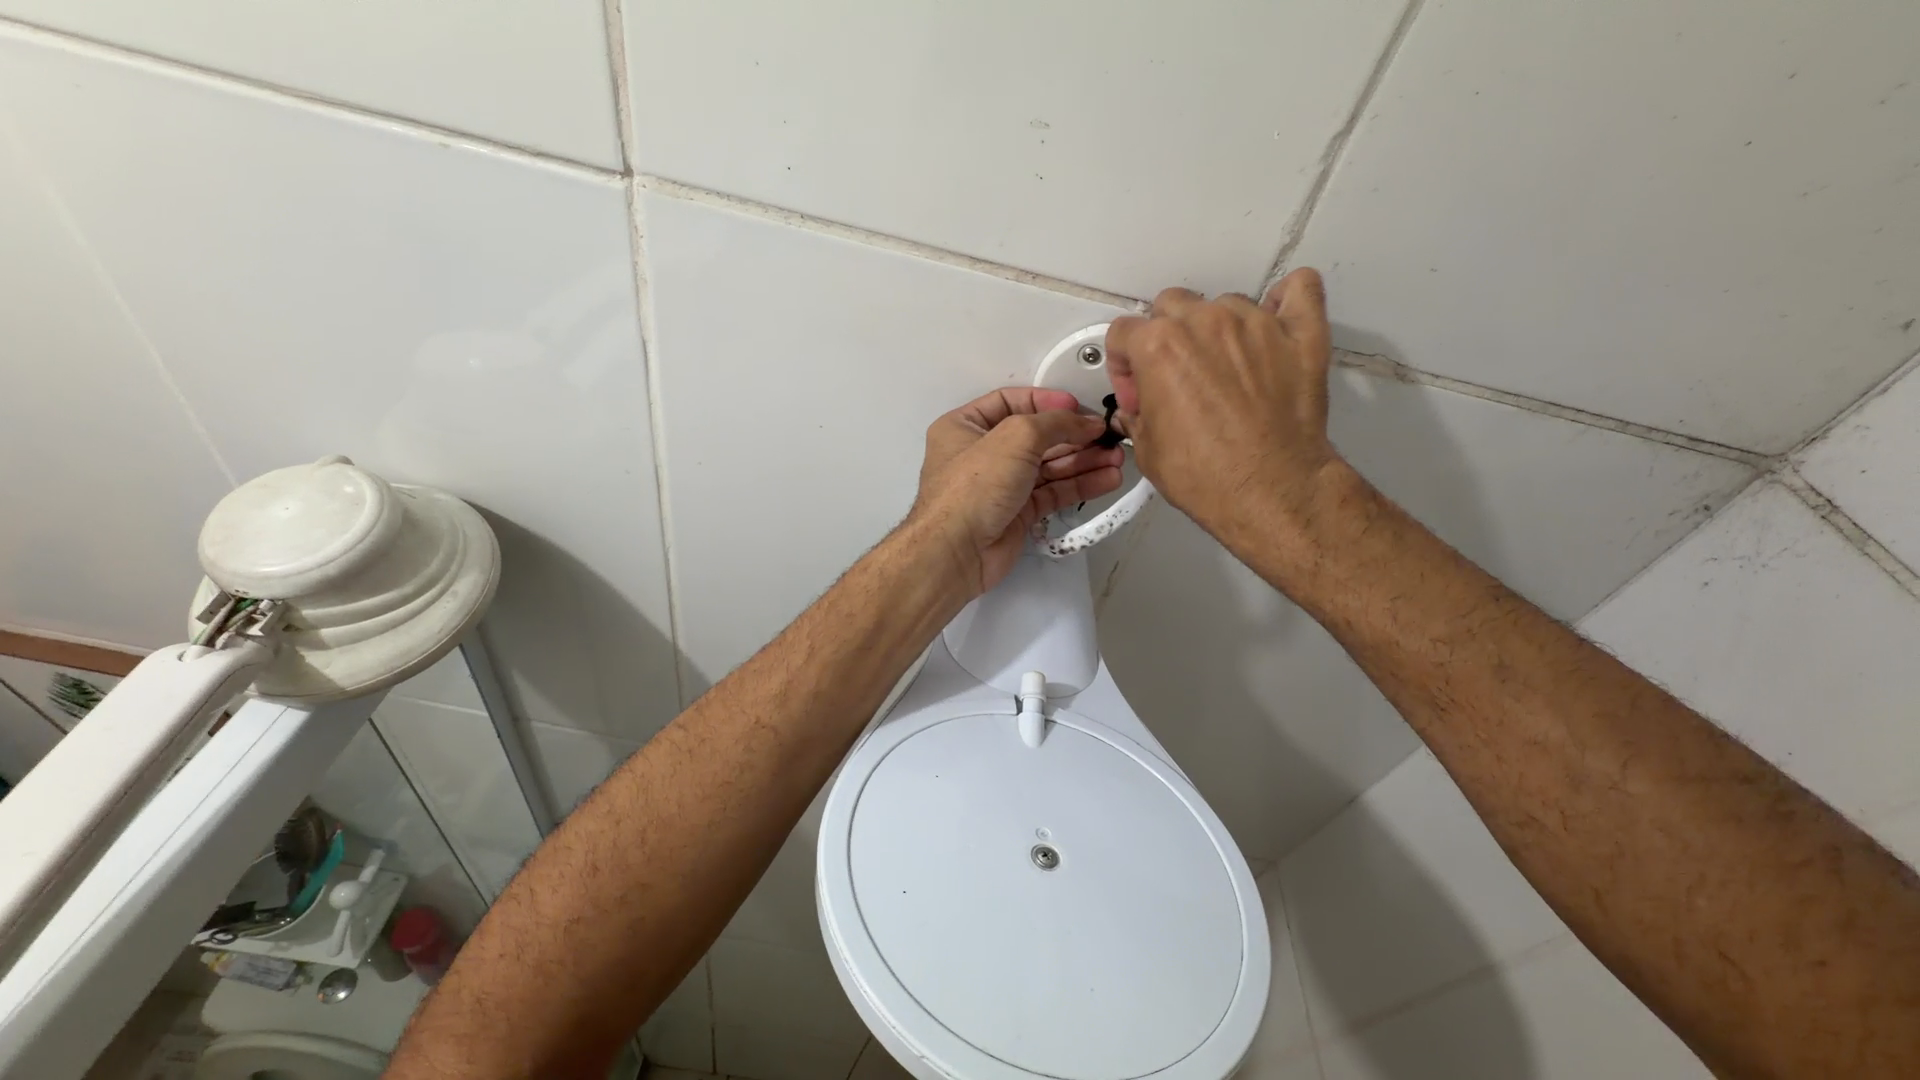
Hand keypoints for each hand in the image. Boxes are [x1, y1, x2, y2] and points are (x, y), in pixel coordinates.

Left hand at [907, 388, 1123, 594]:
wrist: (956, 553)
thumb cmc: (972, 488)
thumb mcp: (1015, 437)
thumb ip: (1055, 423)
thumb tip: (1086, 420)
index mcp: (965, 426)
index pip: (1011, 402)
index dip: (1047, 402)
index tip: (1078, 406)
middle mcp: (981, 453)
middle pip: (1037, 436)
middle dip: (1075, 435)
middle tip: (1108, 436)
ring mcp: (1000, 485)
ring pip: (1049, 466)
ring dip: (1083, 460)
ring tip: (1116, 459)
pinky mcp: (1017, 513)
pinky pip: (1053, 492)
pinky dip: (1079, 485)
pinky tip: (1106, 479)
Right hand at [1105, 268, 1347, 545]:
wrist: (1270, 491)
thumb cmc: (1208, 475)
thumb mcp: (1148, 450)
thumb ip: (1138, 416)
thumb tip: (1139, 413)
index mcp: (1159, 347)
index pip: (1124, 332)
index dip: (1123, 365)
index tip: (1136, 391)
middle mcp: (1205, 323)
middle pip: (1172, 305)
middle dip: (1165, 337)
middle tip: (1175, 377)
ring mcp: (1256, 323)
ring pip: (1225, 303)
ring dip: (1217, 329)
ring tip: (1225, 368)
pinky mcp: (1299, 335)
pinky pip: (1298, 290)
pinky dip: (1286, 300)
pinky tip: (1275, 324)